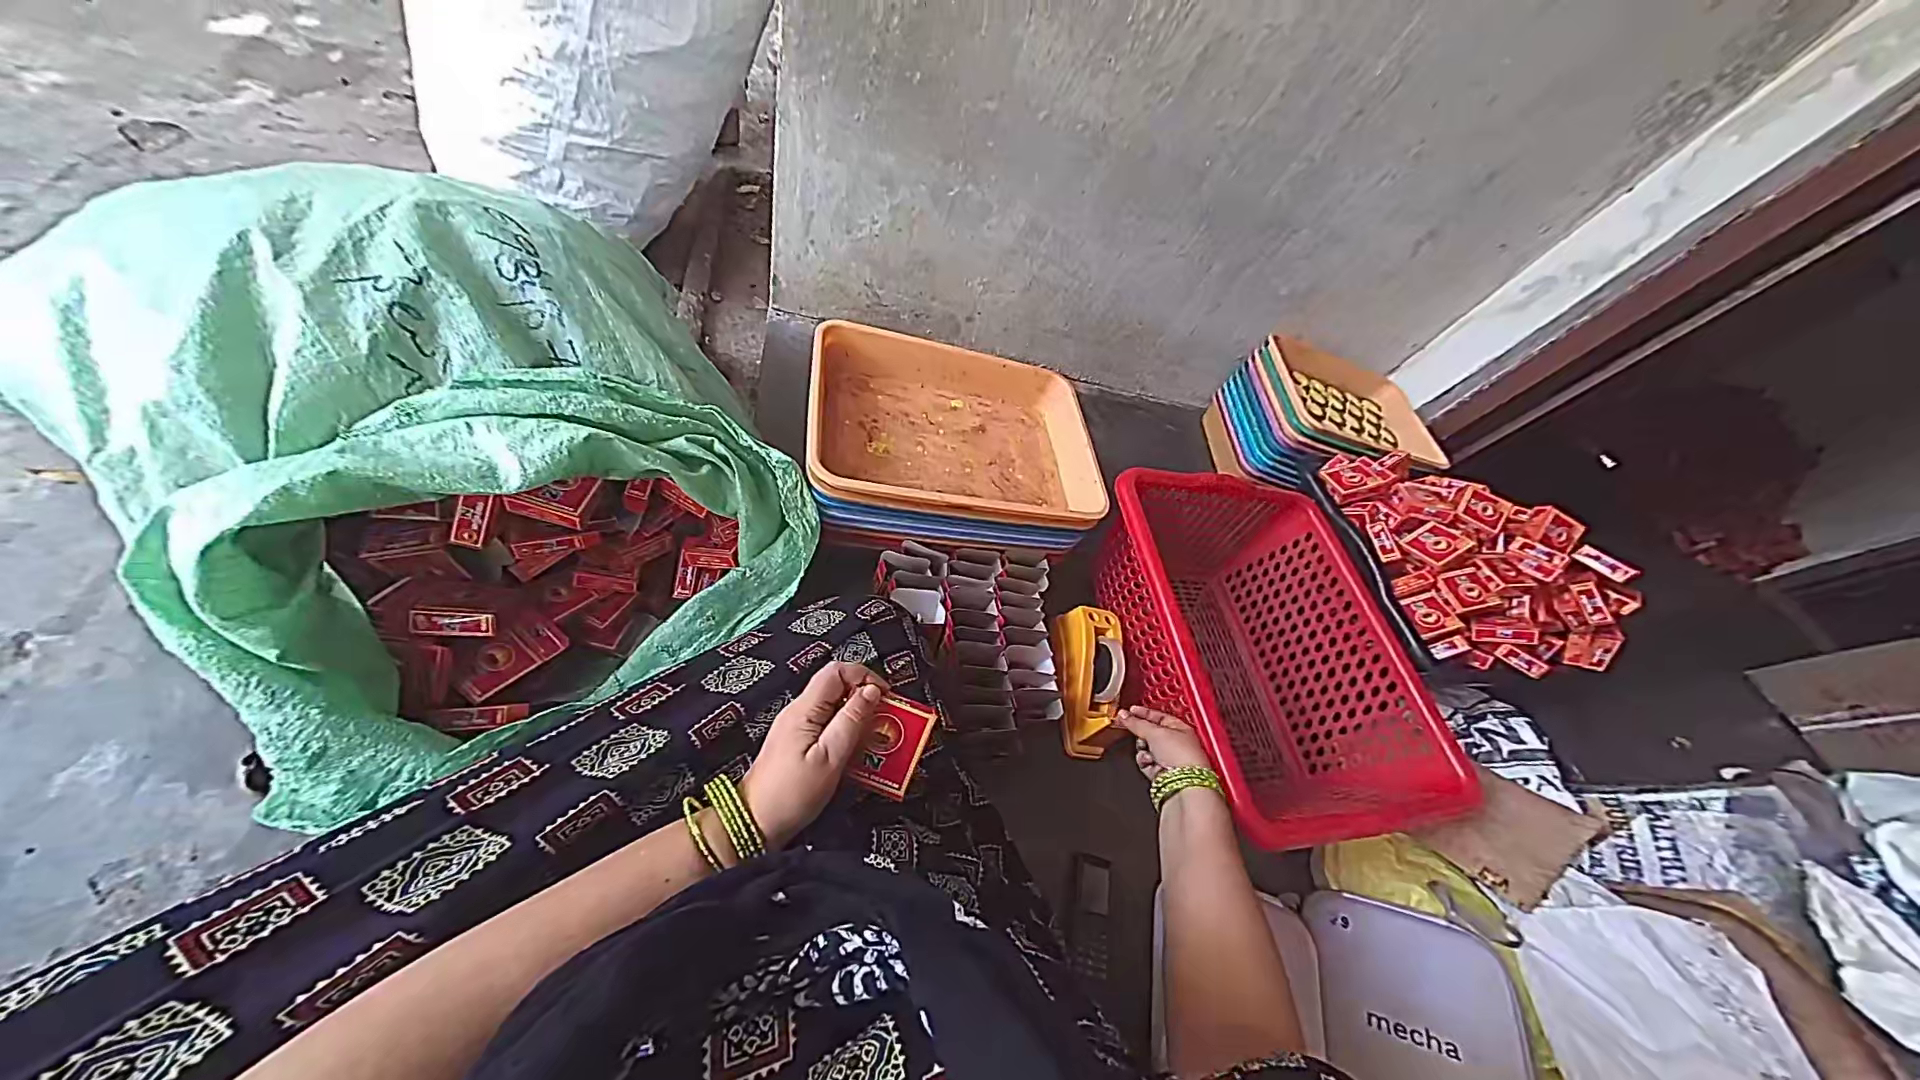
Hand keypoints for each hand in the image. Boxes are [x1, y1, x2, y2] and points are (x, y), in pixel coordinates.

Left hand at [741, 661, 888, 848]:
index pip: (838, 670)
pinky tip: (854, 752)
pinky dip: (845, 732)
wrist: (754, 823)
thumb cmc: (790, 795)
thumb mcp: (830, 757)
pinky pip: (827, 725)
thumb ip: (852, 720)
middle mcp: (798, 712)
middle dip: (865, 699)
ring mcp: (796, 727)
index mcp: (804, 709)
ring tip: (872, 739)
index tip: (885, 697)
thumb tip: (871, 691)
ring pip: (834, 707)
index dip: (865, 677)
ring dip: (857, 718)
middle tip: (883, 721)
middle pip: (837, 687)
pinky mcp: (797, 742)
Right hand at [1115, 705, 1210, 781]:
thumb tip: (1124, 715)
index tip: (1130, 710)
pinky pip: (1145, 762)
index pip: (1158, 716)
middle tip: (1134, 731)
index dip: (1143, 713)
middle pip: (1150, 733)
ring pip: (1145, 748)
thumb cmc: (1181, 755)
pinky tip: (1149, 762)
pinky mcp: (1161, 772)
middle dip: (1141, 734)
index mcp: (1180, 728)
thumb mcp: (1155, 732)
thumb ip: (1136, 723)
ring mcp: (1168, 758)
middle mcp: (1175, 743)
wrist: (1182, 782)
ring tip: (1147, 751)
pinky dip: (1145, 761)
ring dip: (1143, 749)